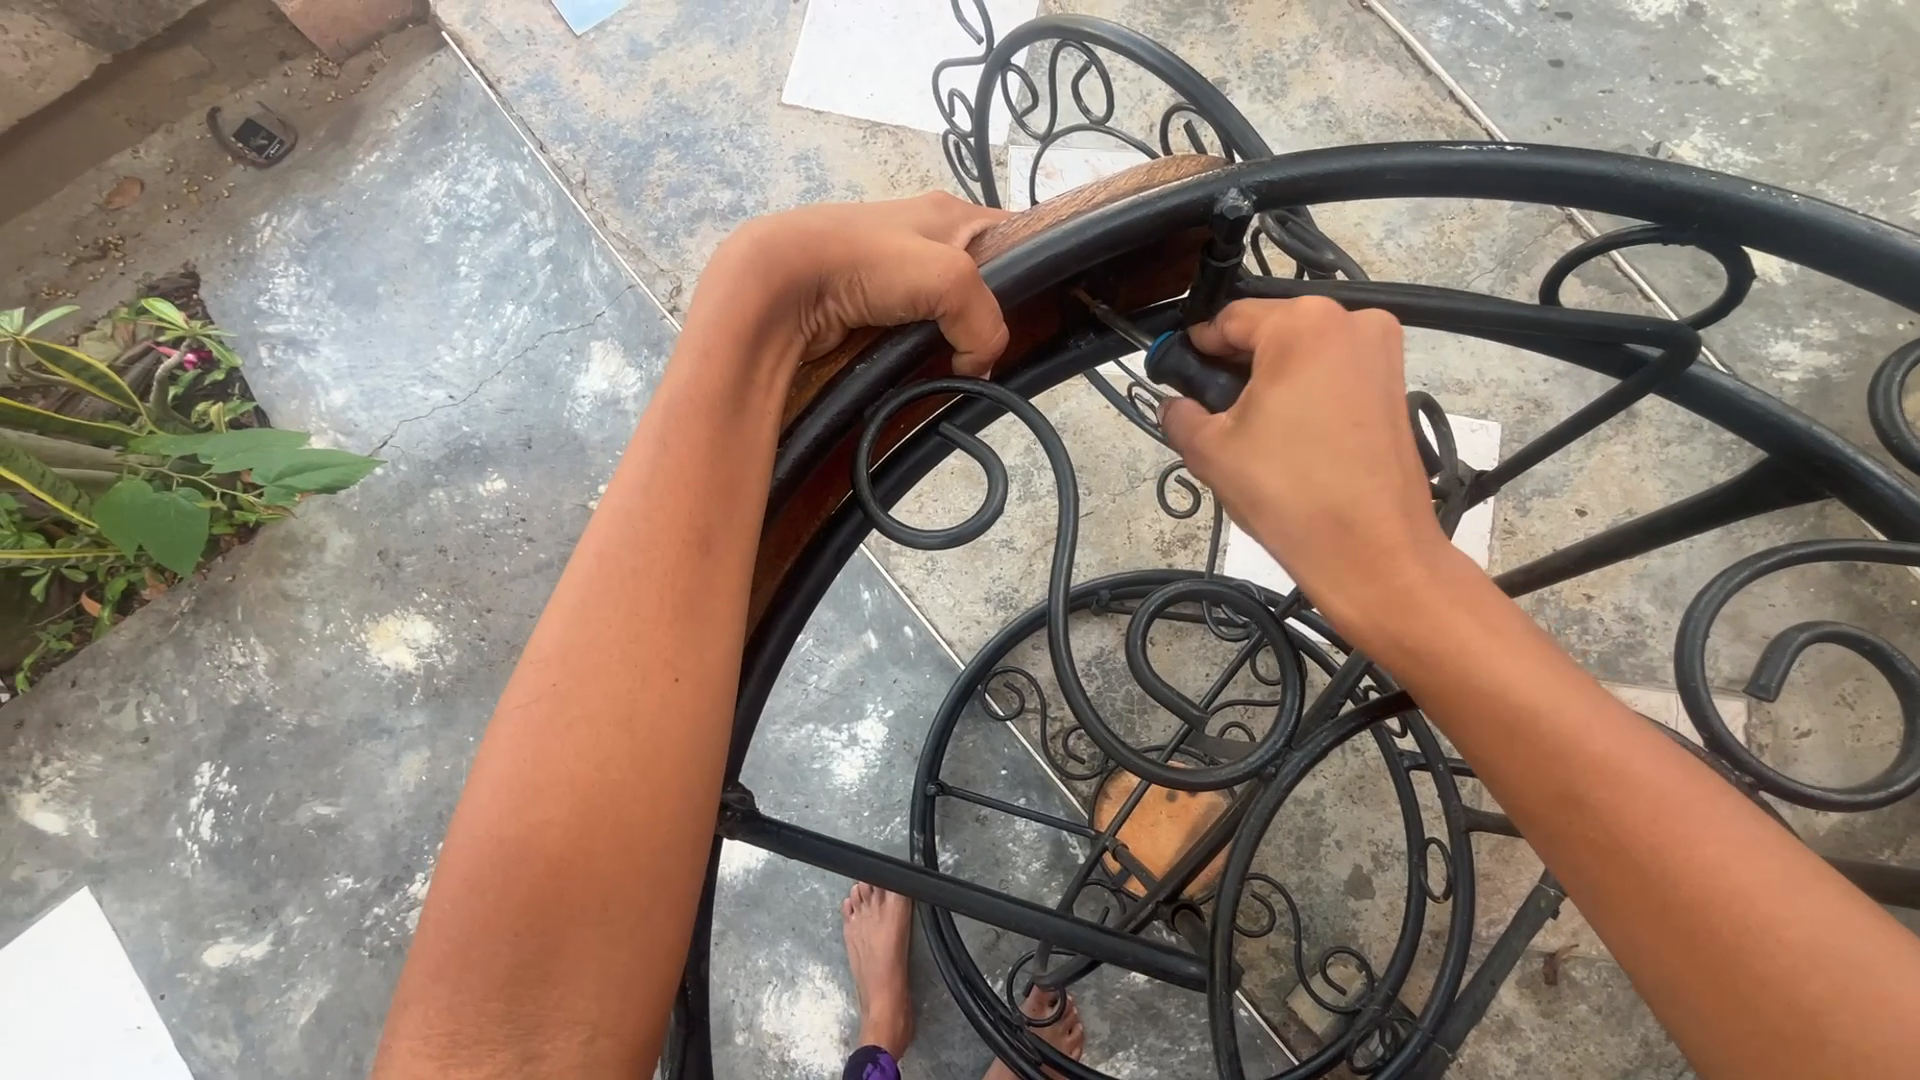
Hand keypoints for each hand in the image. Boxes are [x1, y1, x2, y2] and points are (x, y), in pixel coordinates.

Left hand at [685, 192, 1011, 374]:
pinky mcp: (872, 311)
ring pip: (948, 317)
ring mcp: (896, 278)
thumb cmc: (866, 261)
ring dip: (954, 344)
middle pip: (982, 286)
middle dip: (989, 320)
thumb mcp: (950, 277)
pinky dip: (923, 356)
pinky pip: (914, 337)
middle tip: (994, 354)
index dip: (1032, 277)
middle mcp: (928, 240)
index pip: (1015, 239)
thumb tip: (978, 364)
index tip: (1041, 319)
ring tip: (960, 369)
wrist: (780, 285)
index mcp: (953, 214)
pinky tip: (925, 371)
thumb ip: (985, 320)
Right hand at [1159, 297, 1454, 623]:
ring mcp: (1382, 352)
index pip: (1229, 319)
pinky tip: (1287, 438)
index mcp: (1303, 324)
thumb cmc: (1287, 492)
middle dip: (1235, 368)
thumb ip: (1178, 414)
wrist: (1371, 550)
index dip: (1195, 349)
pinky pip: (1333, 373)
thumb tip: (1173, 405)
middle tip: (1210, 414)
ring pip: (1303, 354)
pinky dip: (1304, 394)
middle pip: (1270, 332)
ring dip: (1269, 382)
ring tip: (1250, 434)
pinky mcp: (1397, 385)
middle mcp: (1351, 321)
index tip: (1176, 377)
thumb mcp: (1209, 449)